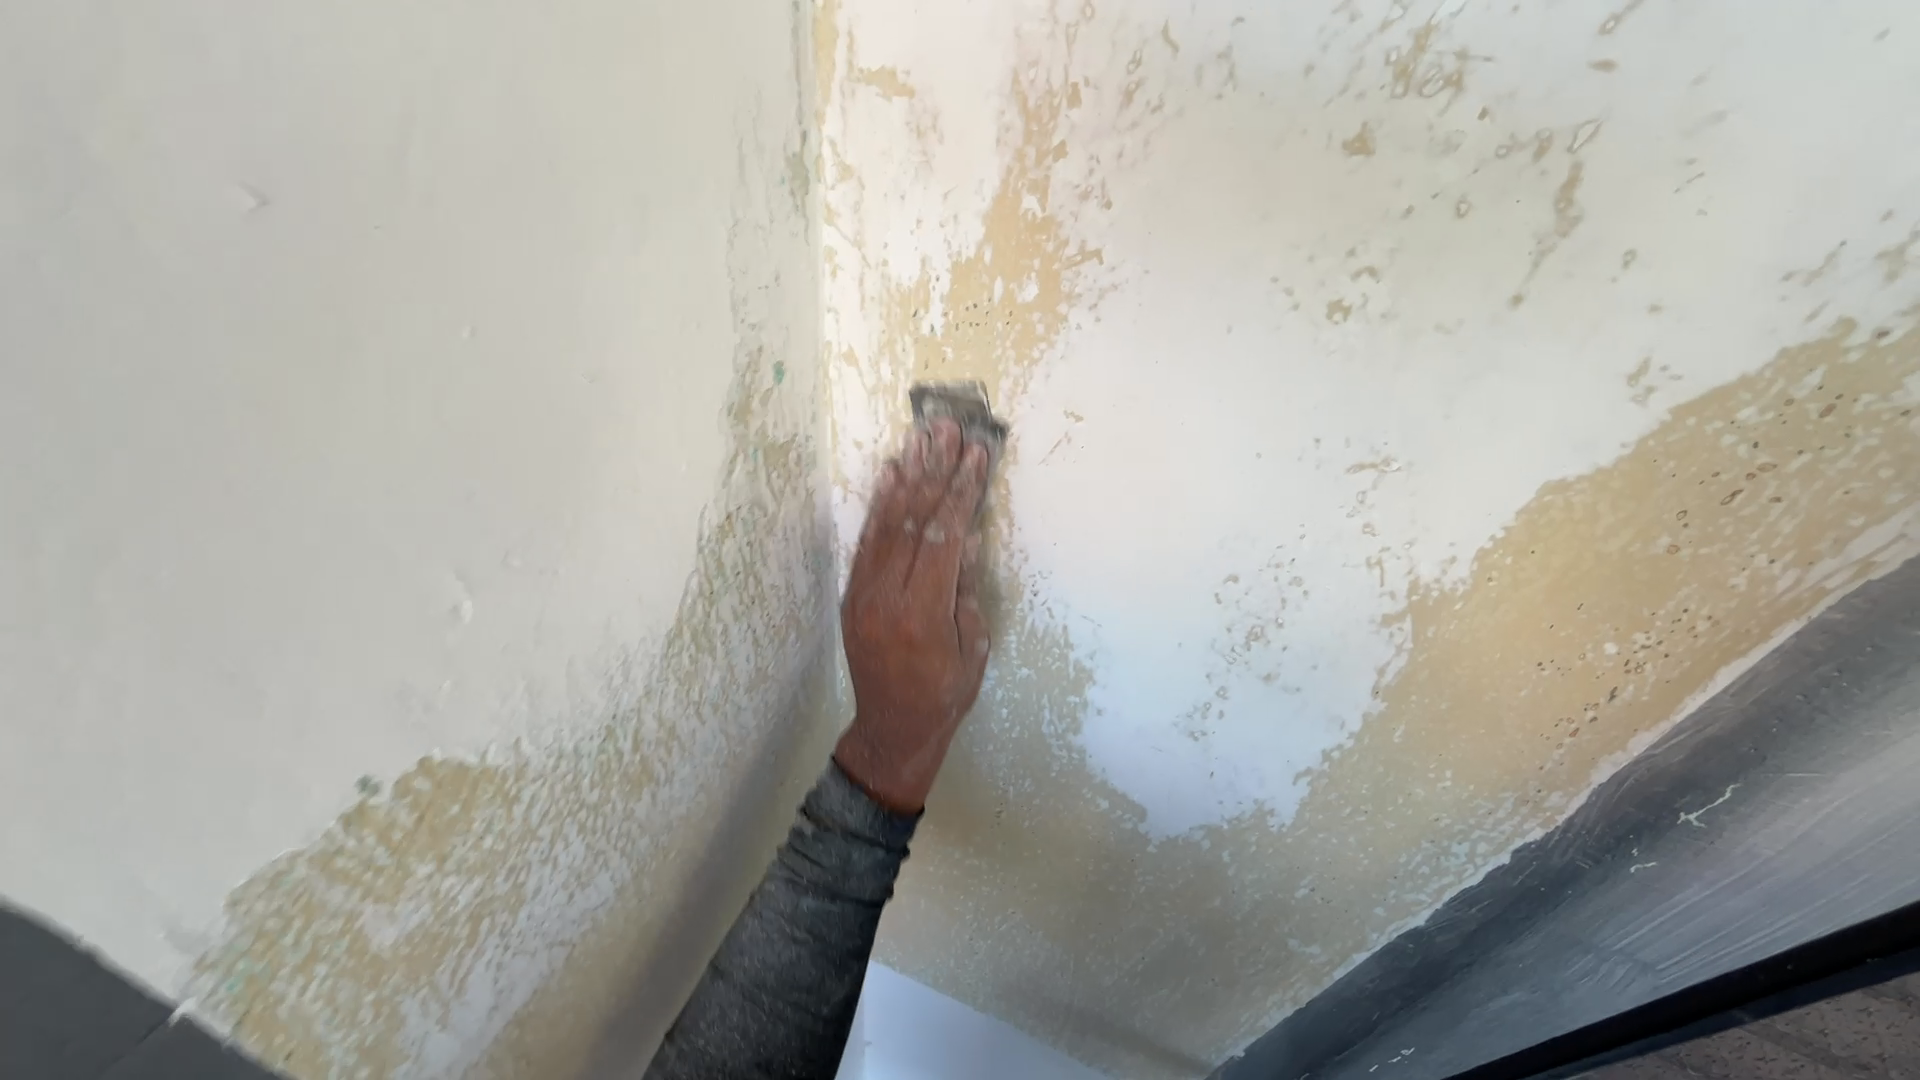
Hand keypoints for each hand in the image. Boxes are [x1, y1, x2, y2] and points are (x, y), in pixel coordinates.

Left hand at [834, 417, 992, 813]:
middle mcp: (888, 595)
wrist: (892, 728)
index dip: (962, 492)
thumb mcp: (973, 649)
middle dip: (935, 471)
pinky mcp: (853, 593)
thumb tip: (971, 535)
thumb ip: (969, 591)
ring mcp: (864, 592)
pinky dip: (878, 505)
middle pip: (913, 520)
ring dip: (905, 476)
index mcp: (924, 613)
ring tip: (919, 437)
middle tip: (947, 429)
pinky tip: (888, 474)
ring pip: (885, 524)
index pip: (944, 537)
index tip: (976, 454)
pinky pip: (866, 542)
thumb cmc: (944, 695)